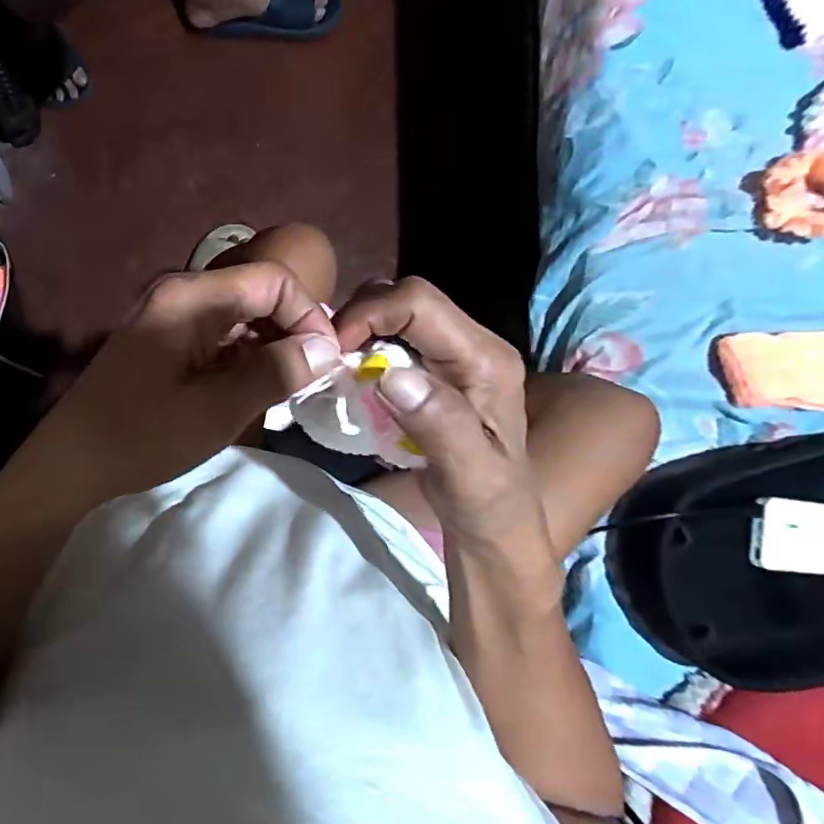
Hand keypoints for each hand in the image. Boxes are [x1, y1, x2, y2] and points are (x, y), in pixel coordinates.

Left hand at [25, 261, 340, 507]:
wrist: (71, 461)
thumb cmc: (143, 434)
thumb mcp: (218, 409)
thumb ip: (276, 372)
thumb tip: (326, 347)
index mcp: (190, 297)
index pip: (273, 280)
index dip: (308, 315)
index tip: (325, 361)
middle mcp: (177, 294)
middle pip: (254, 295)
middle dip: (289, 333)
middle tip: (307, 381)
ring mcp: (164, 317)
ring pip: (236, 319)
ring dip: (265, 350)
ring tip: (281, 392)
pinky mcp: (158, 342)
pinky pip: (213, 337)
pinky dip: (238, 360)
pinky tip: (247, 393)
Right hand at [331, 278, 546, 553]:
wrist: (495, 526)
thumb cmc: (484, 505)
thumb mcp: (469, 476)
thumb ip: (439, 424)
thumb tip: (389, 374)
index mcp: (485, 360)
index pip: (419, 302)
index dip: (368, 313)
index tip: (333, 352)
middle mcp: (473, 345)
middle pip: (406, 296)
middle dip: (358, 316)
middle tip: (328, 357)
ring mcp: (453, 355)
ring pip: (395, 310)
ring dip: (358, 328)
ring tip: (336, 365)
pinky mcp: (434, 368)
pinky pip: (391, 335)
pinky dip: (361, 344)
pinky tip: (350, 376)